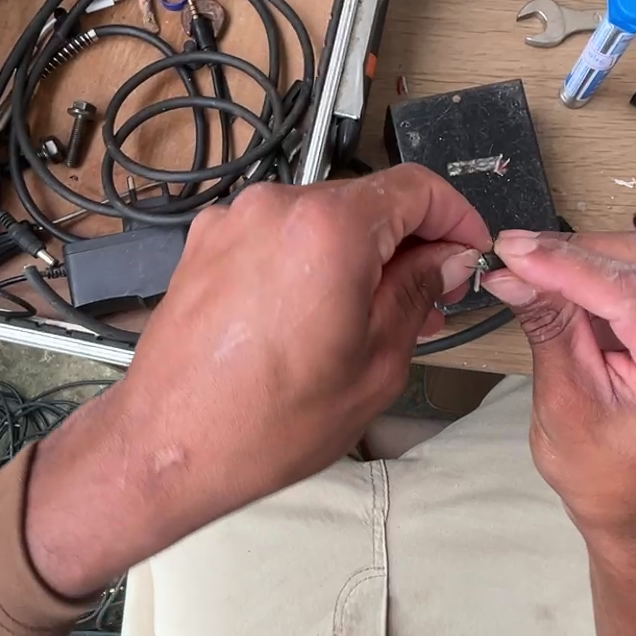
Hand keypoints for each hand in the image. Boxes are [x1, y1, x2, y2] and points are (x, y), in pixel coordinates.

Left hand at [25, 164, 488, 594]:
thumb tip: (444, 259)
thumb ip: (418, 293)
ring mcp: (235, 221)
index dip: (456, 217)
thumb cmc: (265, 423)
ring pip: (324, 219)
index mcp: (328, 230)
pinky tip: (322, 309)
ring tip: (375, 313)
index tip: (468, 249)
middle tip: (430, 296)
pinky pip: (281, 235)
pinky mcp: (208, 242)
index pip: (417, 188)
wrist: (167, 447)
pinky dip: (312, 260)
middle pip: (369, 201)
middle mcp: (276, 207)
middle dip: (408, 243)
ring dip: (360, 255)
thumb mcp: (375, 364)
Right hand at [481, 227, 635, 550]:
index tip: (511, 249)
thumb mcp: (563, 399)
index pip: (632, 294)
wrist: (629, 502)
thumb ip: (547, 325)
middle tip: (514, 253)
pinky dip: (598, 271)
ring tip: (530, 264)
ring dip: (585, 256)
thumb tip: (511, 271)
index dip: (567, 264)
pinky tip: (559, 275)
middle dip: (576, 252)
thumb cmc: (599, 471)